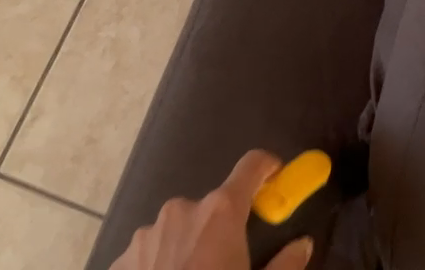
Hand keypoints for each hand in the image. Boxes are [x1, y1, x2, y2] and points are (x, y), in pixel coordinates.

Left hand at [110, 151, 313, 269]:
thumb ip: (284, 265)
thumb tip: (302, 245)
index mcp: (221, 211)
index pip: (252, 165)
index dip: (267, 168)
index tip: (275, 181)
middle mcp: (183, 209)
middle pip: (212, 207)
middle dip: (222, 230)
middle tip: (227, 266)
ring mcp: (147, 233)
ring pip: (178, 230)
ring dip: (189, 249)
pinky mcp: (122, 259)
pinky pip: (150, 254)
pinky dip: (160, 267)